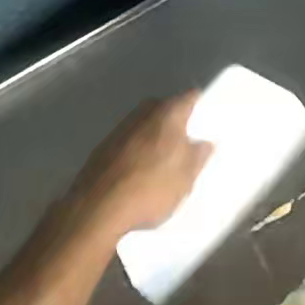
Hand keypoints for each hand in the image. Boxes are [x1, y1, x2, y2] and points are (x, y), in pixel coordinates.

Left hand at [66, 91, 213, 237]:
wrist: (97, 208)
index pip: (191, 97)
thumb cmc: (151, 187)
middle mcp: (145, 110)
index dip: (202, 106)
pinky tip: (139, 175)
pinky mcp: (105, 145)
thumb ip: (199, 155)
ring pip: (148, 126)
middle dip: (178, 125)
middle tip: (188, 148)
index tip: (208, 122)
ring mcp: (122, 126)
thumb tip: (205, 142)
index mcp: (168, 111)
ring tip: (163, 166)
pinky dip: (138, 153)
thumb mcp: (186, 178)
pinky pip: (131, 142)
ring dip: (156, 140)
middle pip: (168, 110)